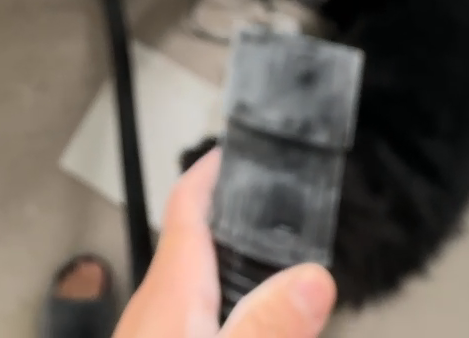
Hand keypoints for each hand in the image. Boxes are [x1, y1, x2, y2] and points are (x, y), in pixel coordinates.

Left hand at [111, 148, 335, 337]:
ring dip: (224, 260)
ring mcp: (151, 329)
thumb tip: (316, 277)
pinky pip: (187, 311)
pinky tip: (242, 320)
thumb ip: (270, 323)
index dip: (209, 170)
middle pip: (190, 236)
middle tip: (274, 205)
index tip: (235, 149)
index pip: (186, 202)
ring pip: (188, 277)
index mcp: (173, 284)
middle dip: (228, 215)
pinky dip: (217, 300)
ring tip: (267, 257)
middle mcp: (156, 299)